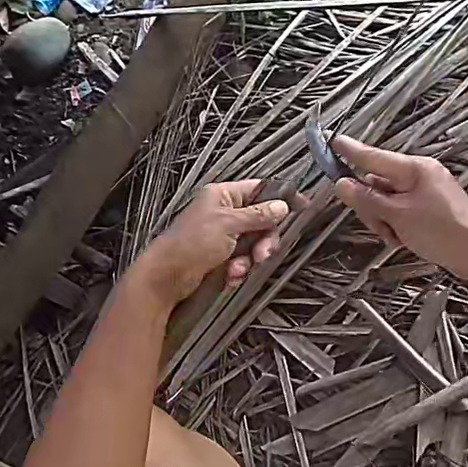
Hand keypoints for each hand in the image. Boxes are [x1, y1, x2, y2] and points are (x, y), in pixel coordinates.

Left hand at [130, 180, 290, 303]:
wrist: (166, 277)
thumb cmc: (190, 244)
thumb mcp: (229, 224)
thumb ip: (258, 215)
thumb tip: (282, 206)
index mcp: (222, 195)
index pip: (259, 189)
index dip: (280, 198)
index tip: (301, 205)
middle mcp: (223, 212)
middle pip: (261, 220)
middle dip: (263, 240)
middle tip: (261, 253)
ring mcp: (222, 235)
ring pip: (253, 244)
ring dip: (250, 258)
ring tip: (237, 267)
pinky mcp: (220, 256)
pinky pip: (242, 260)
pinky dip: (239, 269)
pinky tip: (230, 275)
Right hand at [332, 136, 467, 279]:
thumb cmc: (448, 233)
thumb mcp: (398, 216)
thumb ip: (367, 199)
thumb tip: (342, 185)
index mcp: (413, 169)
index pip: (372, 156)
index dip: (350, 151)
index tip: (334, 142)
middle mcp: (419, 175)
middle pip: (375, 182)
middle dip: (371, 205)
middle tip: (380, 223)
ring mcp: (424, 191)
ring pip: (385, 200)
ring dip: (383, 218)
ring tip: (397, 234)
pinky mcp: (428, 207)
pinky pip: (398, 210)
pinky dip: (395, 224)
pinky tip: (404, 237)